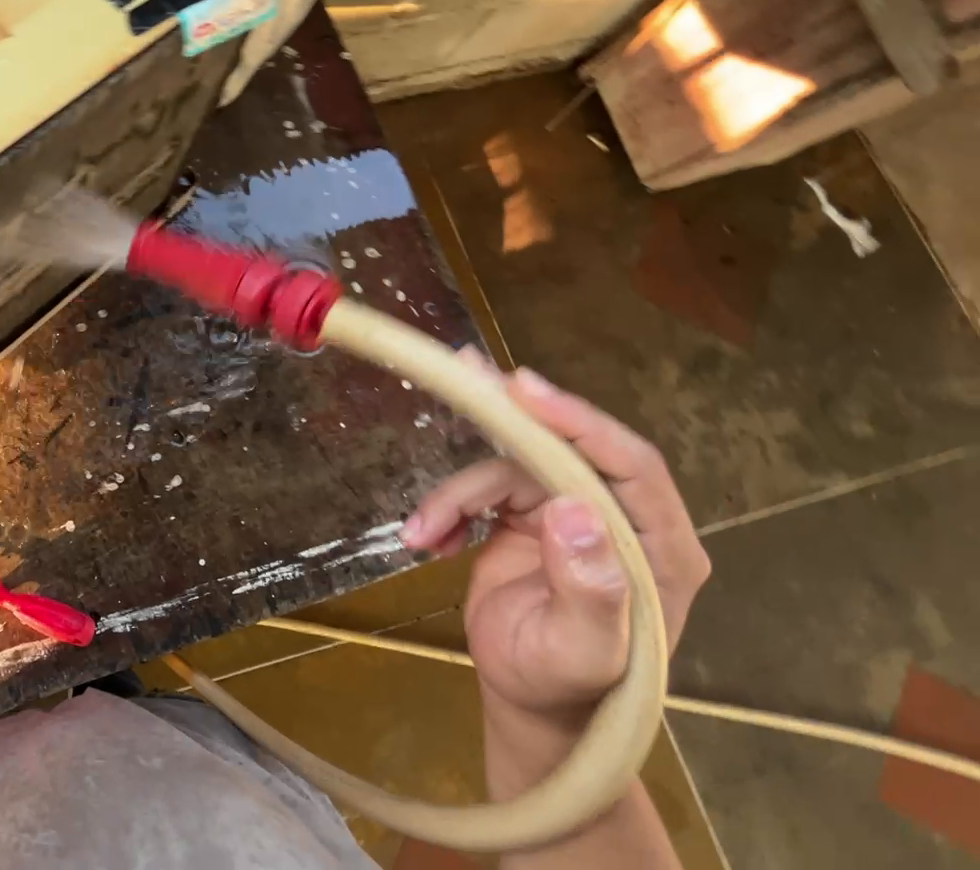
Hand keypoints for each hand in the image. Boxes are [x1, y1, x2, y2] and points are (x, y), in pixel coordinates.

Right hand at [401, 351, 709, 724]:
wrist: (530, 704)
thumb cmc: (562, 686)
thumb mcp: (579, 651)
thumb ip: (589, 589)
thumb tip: (574, 512)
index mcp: (657, 547)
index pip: (628, 464)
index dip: (578, 421)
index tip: (522, 389)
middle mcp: (619, 519)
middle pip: (564, 449)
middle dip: (512, 416)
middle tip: (465, 372)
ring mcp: (570, 517)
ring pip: (507, 472)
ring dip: (454, 496)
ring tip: (421, 535)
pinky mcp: (528, 520)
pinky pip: (481, 492)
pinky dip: (447, 511)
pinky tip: (428, 541)